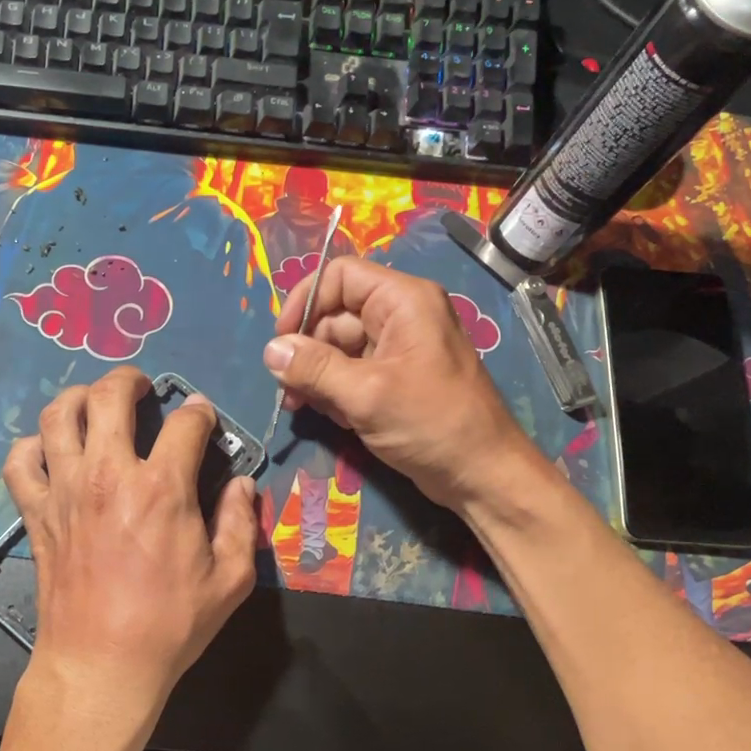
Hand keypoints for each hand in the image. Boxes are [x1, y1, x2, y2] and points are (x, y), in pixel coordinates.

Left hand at [2, 367, 256, 750]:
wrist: (102, 664)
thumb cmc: (170, 626)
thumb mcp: (230, 580)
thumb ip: (241, 523)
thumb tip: (242, 484)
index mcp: (162, 488)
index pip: (185, 424)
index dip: (201, 414)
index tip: (204, 420)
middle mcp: (108, 475)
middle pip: (108, 396)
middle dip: (130, 381)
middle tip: (142, 389)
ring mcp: (64, 492)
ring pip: (56, 415)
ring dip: (78, 398)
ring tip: (94, 405)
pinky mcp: (36, 514)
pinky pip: (19, 462)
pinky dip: (31, 447)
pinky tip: (51, 451)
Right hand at [268, 256, 551, 514]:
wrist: (480, 474)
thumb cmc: (431, 424)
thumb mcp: (366, 394)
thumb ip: (314, 369)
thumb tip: (270, 351)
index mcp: (403, 301)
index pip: (340, 277)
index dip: (305, 302)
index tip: (281, 343)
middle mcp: (400, 317)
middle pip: (334, 316)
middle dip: (307, 351)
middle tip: (289, 391)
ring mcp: (397, 350)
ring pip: (337, 349)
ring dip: (317, 378)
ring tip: (308, 408)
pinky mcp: (393, 380)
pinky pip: (350, 374)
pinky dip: (335, 393)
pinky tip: (336, 419)